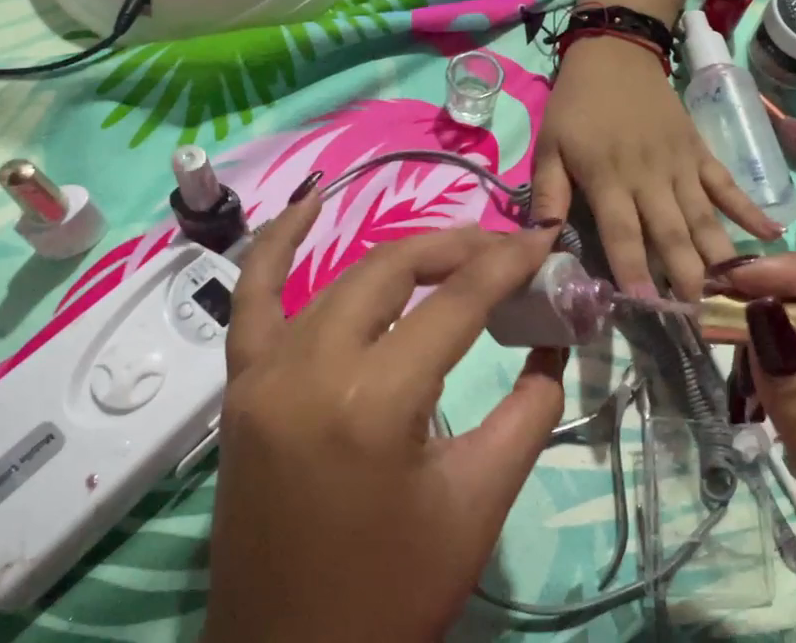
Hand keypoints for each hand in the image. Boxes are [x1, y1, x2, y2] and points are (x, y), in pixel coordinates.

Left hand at [205, 195, 567, 639]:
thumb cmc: (394, 589)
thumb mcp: (480, 502)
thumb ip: (530, 410)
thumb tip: (554, 340)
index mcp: (375, 402)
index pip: (455, 302)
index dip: (507, 263)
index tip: (544, 239)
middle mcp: (310, 368)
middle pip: (393, 271)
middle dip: (459, 249)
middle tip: (507, 250)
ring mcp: (264, 373)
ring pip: (338, 277)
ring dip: (399, 254)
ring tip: (452, 248)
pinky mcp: (241, 388)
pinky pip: (252, 297)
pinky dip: (279, 244)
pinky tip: (308, 206)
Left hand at [531, 36, 781, 299]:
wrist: (615, 54)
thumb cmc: (576, 106)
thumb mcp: (549, 147)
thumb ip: (547, 193)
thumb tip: (541, 241)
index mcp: (608, 178)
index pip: (622, 231)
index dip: (633, 268)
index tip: (646, 305)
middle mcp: (649, 177)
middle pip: (670, 231)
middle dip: (684, 273)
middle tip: (698, 313)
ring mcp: (681, 165)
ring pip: (703, 215)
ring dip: (717, 253)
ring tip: (733, 290)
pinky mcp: (700, 152)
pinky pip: (727, 184)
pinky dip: (749, 208)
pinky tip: (771, 234)